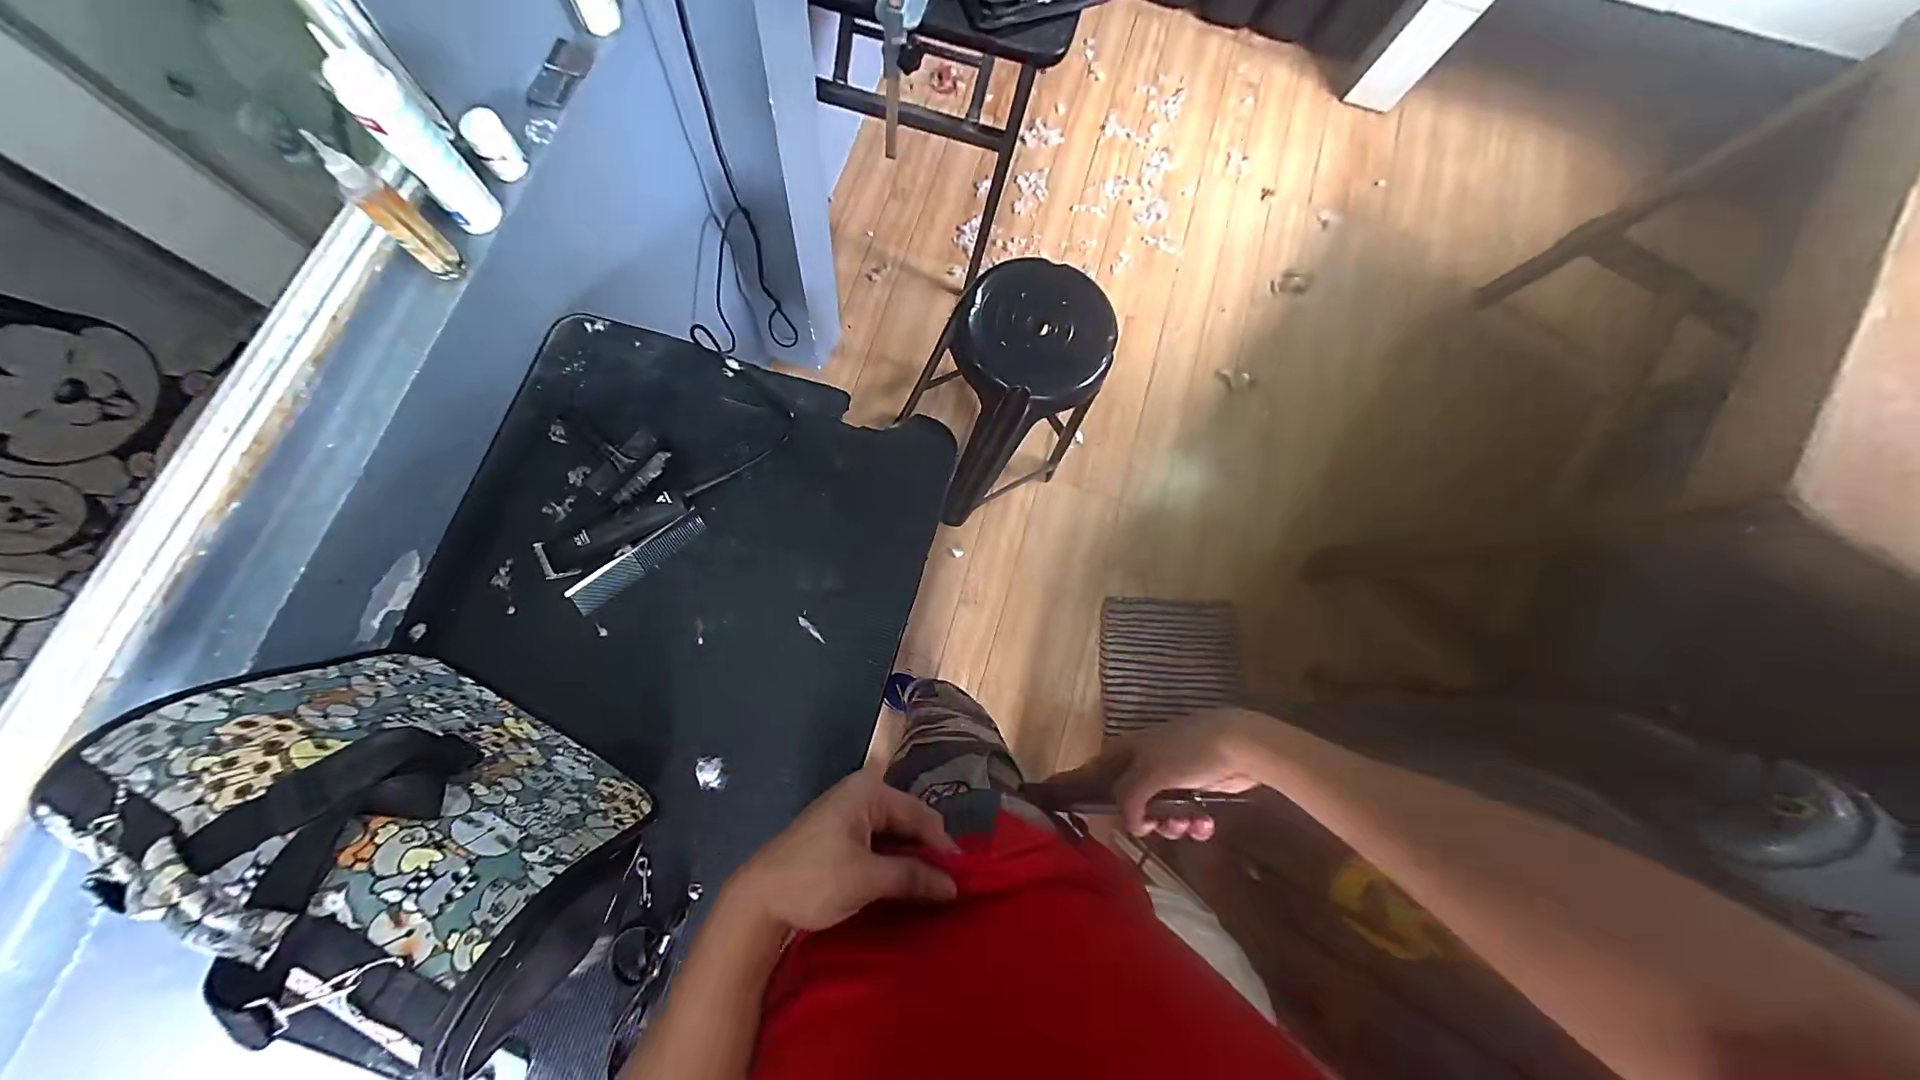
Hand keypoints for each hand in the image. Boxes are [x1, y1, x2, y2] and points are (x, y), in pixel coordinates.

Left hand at [726, 772, 958, 932]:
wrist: (756, 901)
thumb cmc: (814, 880)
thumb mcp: (869, 878)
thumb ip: (913, 877)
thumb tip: (953, 885)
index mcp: (867, 791)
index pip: (920, 813)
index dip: (942, 845)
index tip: (962, 877)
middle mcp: (858, 794)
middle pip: (907, 820)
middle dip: (927, 851)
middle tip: (948, 884)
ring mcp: (845, 815)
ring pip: (892, 834)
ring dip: (910, 860)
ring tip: (930, 888)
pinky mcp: (837, 837)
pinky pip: (876, 844)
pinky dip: (891, 863)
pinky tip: (903, 885)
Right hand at [1050, 708, 1266, 839]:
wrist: (1238, 744)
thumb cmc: (1186, 751)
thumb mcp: (1148, 773)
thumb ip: (1128, 800)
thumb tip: (1128, 825)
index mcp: (1125, 750)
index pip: (1092, 771)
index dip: (1076, 786)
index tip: (1062, 804)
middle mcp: (1143, 762)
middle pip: (1128, 801)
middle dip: (1144, 819)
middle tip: (1156, 825)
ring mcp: (1169, 775)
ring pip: (1158, 812)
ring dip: (1173, 824)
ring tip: (1190, 823)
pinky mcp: (1195, 787)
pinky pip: (1184, 814)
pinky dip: (1194, 822)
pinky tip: (1205, 822)